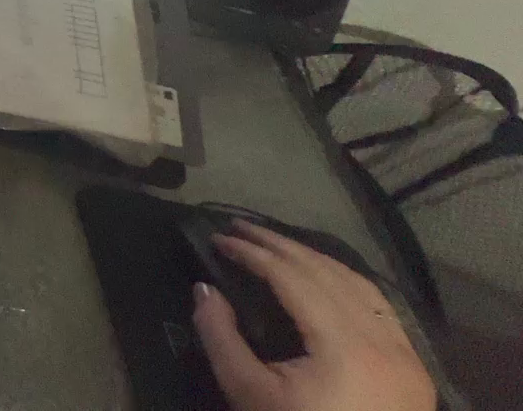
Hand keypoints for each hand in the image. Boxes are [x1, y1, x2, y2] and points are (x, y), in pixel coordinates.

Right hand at [193, 219, 434, 410]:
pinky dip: (343, 279)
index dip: (252, 252)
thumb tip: (204, 289)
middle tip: (237, 227)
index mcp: (346, 348)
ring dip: (313, 257)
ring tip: (274, 244)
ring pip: (360, 284)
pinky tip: (320, 275)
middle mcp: (384, 343)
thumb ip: (219, 334)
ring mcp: (406, 357)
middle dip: (279, 243)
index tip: (217, 237)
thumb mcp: (246, 390)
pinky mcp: (413, 369)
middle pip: (327, 273)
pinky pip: (380, 306)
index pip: (293, 278)